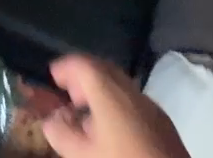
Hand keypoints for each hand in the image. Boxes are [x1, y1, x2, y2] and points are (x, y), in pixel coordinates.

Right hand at [41, 55, 187, 157]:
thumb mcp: (84, 155)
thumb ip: (62, 134)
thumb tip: (51, 119)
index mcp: (109, 92)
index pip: (84, 64)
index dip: (65, 66)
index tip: (52, 75)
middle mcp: (130, 89)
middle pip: (103, 69)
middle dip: (82, 76)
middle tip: (67, 92)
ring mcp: (149, 104)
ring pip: (120, 84)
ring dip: (100, 90)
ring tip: (85, 112)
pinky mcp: (161, 120)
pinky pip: (132, 99)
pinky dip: (116, 103)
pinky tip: (110, 127)